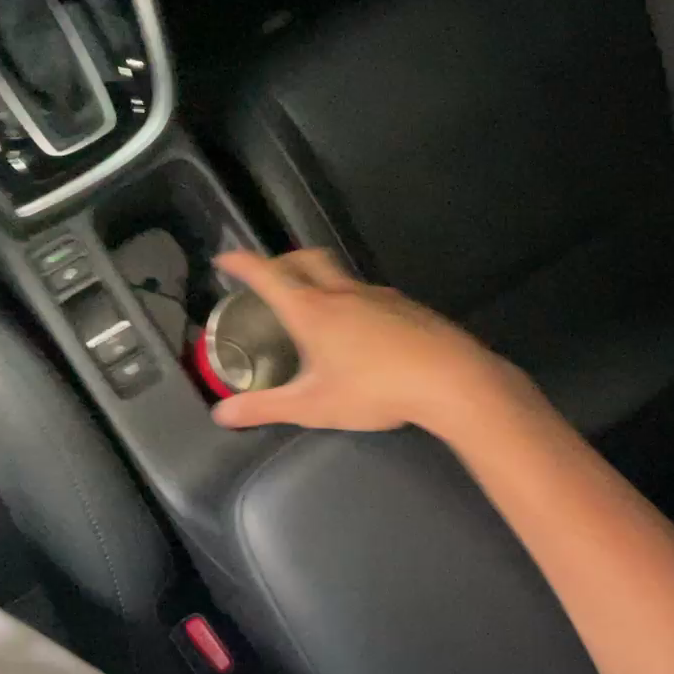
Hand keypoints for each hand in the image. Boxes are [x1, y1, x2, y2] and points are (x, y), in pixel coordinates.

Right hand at [209, 250, 526, 434]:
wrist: (454, 382)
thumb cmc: (374, 390)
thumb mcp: (310, 406)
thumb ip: (263, 408)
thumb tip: (220, 414)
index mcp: (311, 311)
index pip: (267, 275)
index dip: (242, 264)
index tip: (225, 259)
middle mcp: (342, 294)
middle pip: (306, 260)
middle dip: (281, 261)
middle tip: (268, 277)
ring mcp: (379, 297)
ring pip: (339, 277)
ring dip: (317, 281)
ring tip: (310, 309)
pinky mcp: (407, 308)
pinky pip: (367, 295)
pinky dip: (349, 301)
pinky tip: (356, 333)